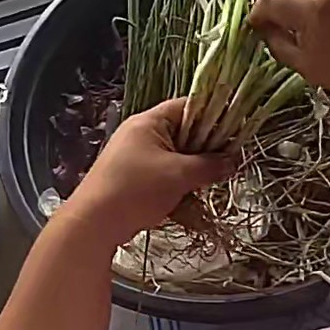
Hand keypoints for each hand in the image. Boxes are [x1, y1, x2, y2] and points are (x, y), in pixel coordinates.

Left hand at [59, 97, 235, 246]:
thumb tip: (232, 161)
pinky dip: (178, 186)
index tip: (235, 134)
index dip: (214, 117)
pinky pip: (164, 176)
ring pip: (176, 158)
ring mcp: (136, 158)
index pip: (188, 106)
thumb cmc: (136, 190)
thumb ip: (209, 166)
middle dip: (206, 150)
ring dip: (193, 172)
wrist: (94, 223)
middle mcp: (142, 135)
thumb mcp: (179, 175)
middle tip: (225, 165)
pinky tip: (189, 200)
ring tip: (209, 185)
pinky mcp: (134, 180)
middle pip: (184, 134)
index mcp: (149, 122)